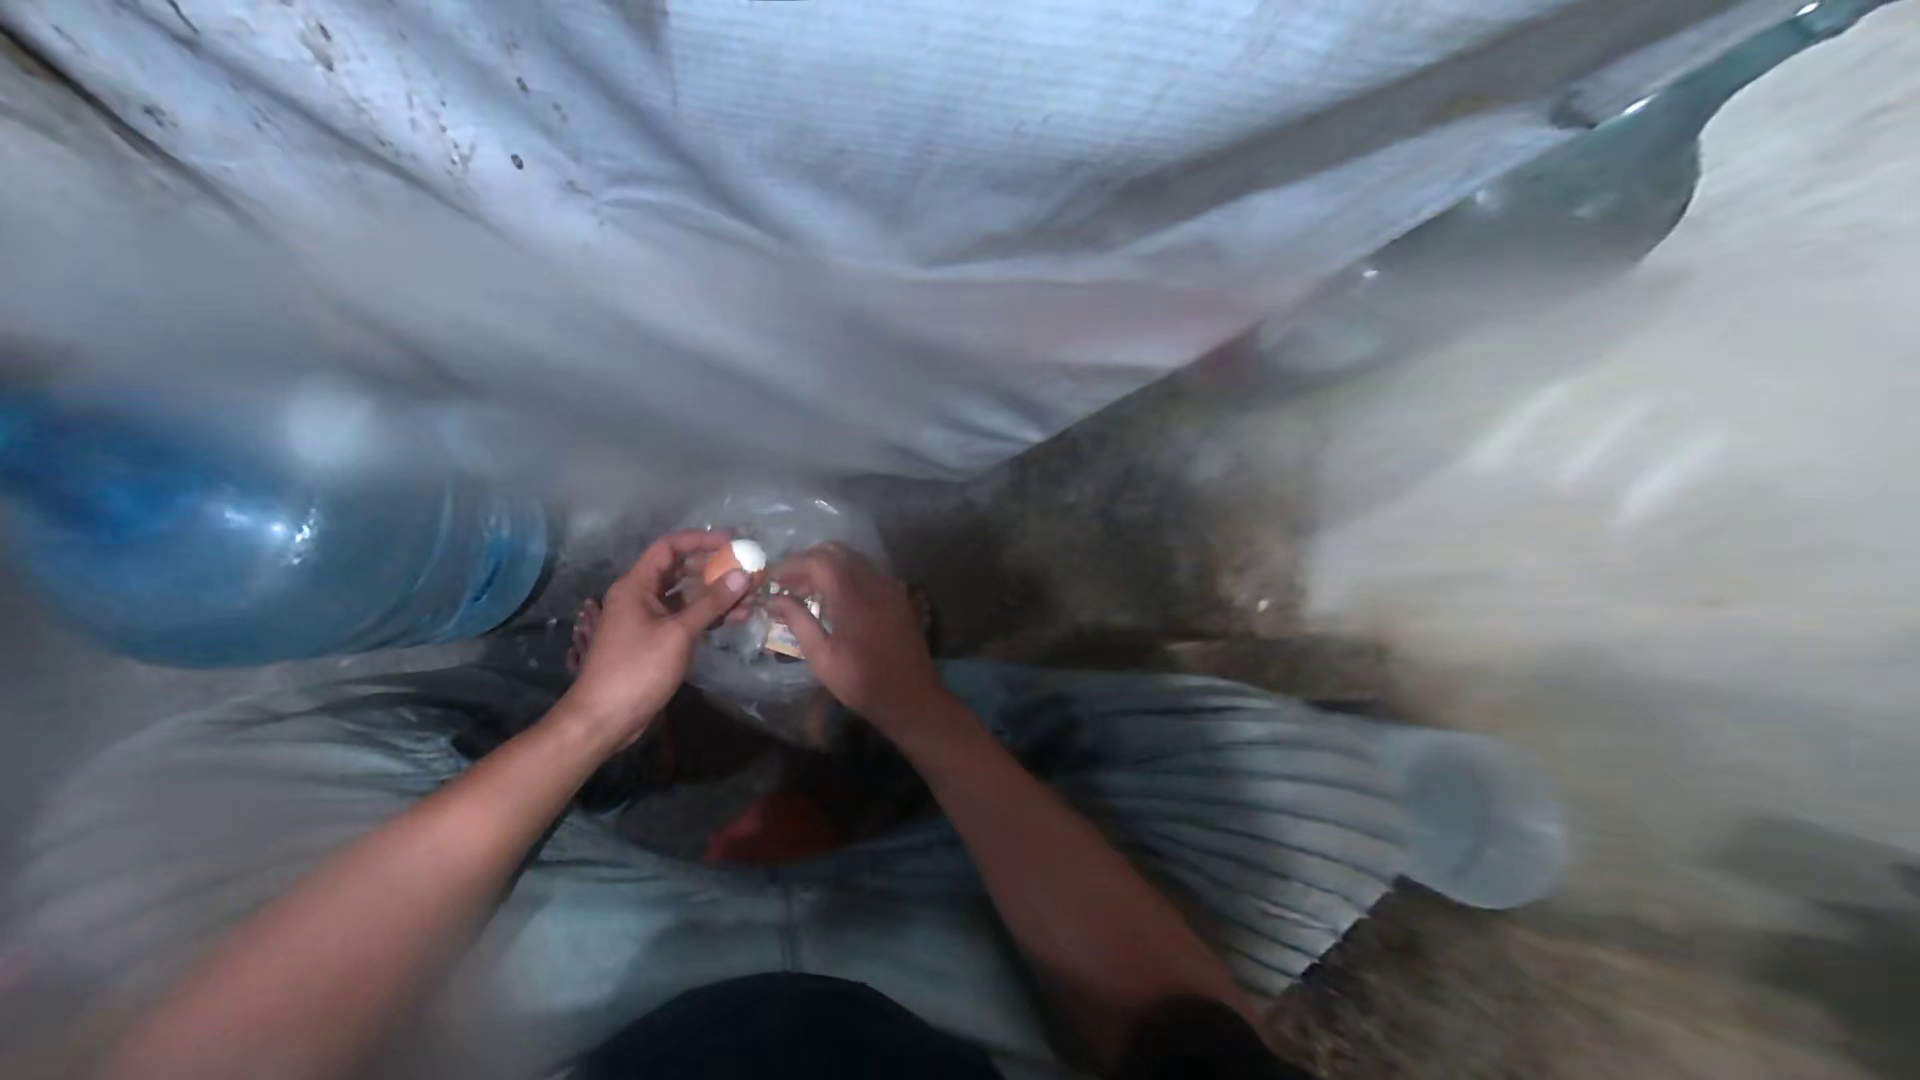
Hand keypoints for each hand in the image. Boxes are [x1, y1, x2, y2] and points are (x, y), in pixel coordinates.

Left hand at [558, 530, 750, 745]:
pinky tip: (735, 617)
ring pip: (687, 596)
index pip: (669, 547)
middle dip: (714, 568)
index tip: (733, 543)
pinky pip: (686, 617)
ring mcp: (649, 619)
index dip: (700, 540)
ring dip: (716, 594)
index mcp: (636, 586)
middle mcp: (641, 596)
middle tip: (747, 570)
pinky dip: (709, 615)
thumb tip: (742, 575)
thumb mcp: (678, 633)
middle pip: (680, 570)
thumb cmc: (637, 668)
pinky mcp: (657, 640)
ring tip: (750, 596)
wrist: (604, 717)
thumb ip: (711, 602)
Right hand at [767, 544, 948, 731]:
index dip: (792, 564)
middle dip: (809, 561)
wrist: (912, 697)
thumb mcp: (822, 657)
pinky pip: (868, 572)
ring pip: (853, 560)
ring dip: (827, 567)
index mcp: (854, 596)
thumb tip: (774, 599)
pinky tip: (833, 599)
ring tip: (805, 592)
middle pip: (837, 552)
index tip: (773, 579)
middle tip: (788, 583)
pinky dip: (846, 576)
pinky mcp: (898, 596)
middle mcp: (874, 582)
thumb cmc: (862, 682)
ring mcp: (890, 587)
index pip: (819, 561)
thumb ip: (798, 621)